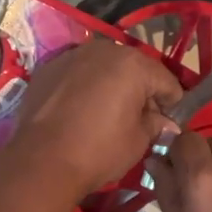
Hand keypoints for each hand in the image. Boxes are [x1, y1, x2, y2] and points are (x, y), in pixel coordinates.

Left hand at [5, 39, 182, 196]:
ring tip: (106, 114)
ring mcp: (73, 55)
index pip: (166, 80)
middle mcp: (104, 50)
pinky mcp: (49, 67)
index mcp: (133, 64)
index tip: (166, 122)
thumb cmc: (98, 151)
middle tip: (138, 118)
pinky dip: (84, 86)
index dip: (171, 103)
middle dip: (140, 90)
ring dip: (111, 85)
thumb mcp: (138, 141)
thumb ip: (156, 124)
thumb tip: (166, 123)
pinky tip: (79, 111)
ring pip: (103, 67)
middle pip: (134, 68)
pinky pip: (77, 73)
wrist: (40, 161)